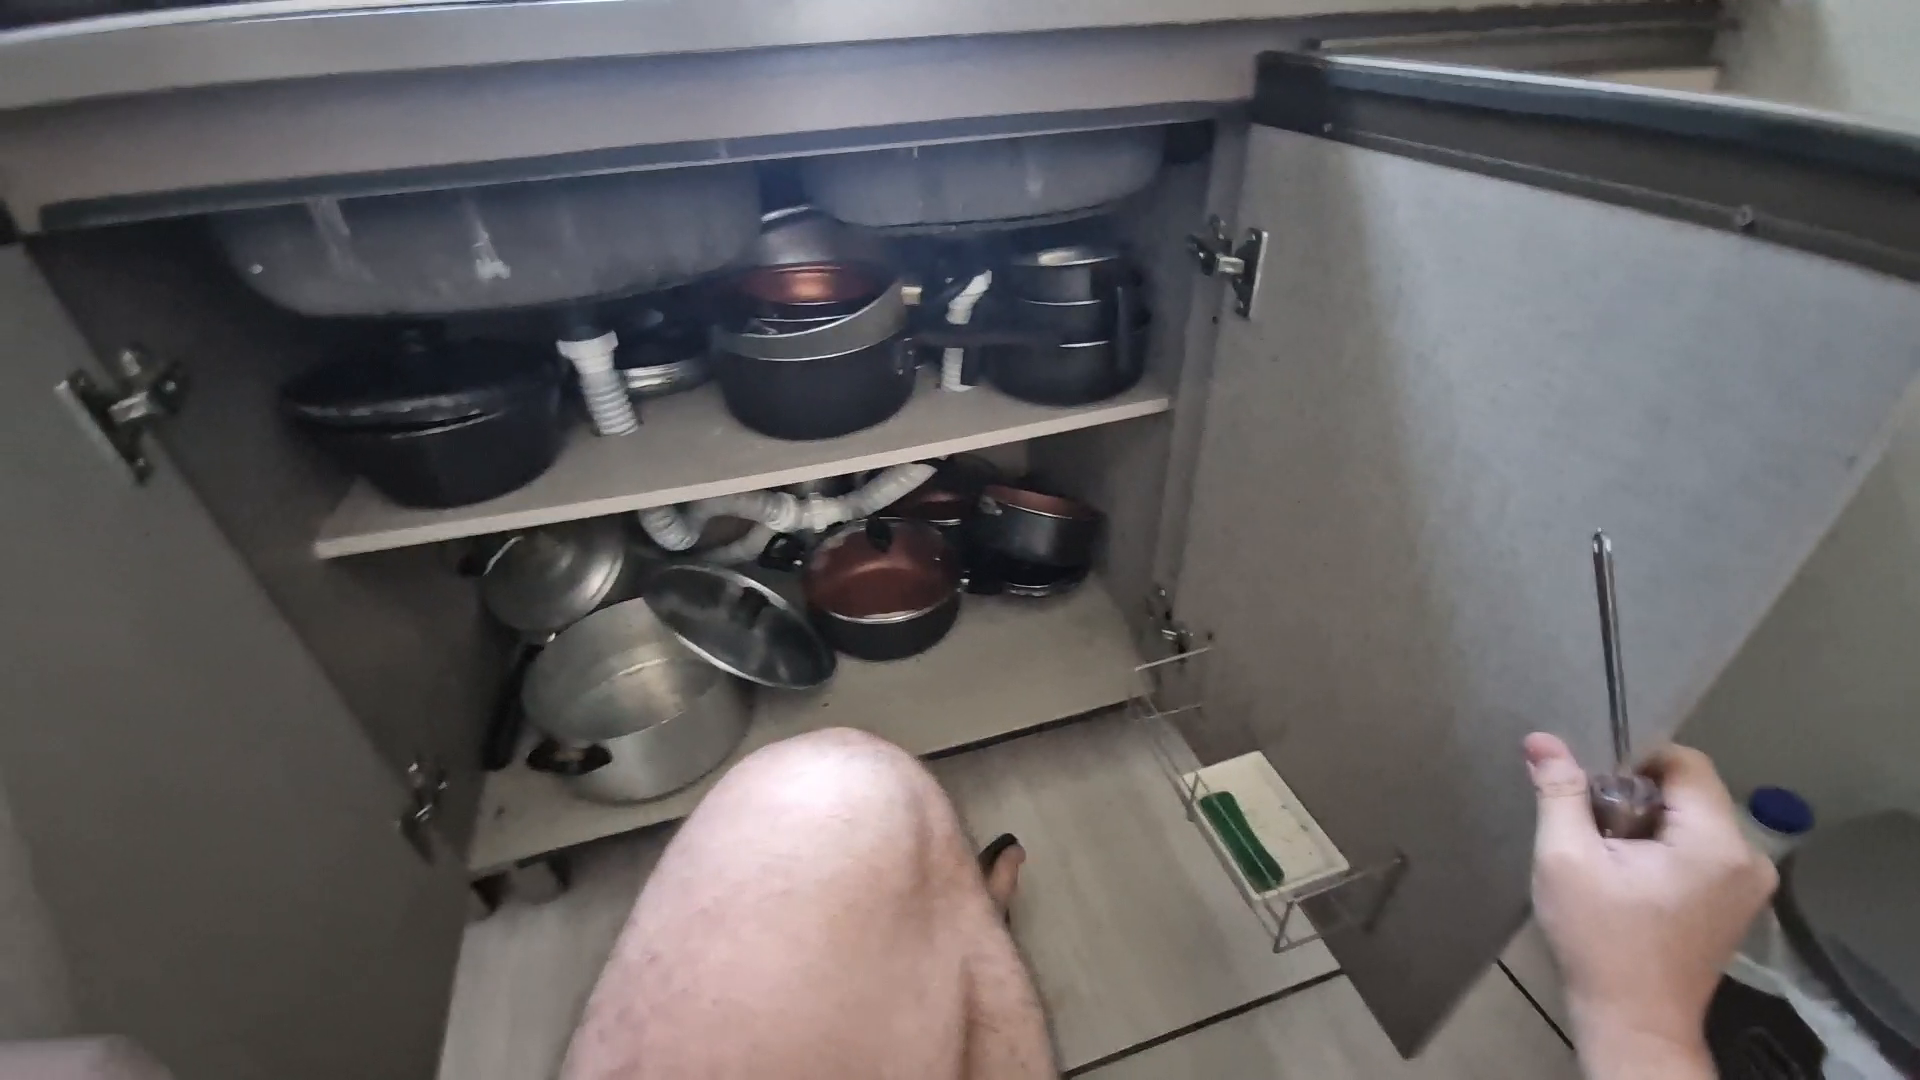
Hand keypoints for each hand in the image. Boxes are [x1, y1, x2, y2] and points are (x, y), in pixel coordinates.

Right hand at [1525, 733, 1776, 1079]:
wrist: (1631, 1017)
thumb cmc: (1598, 934)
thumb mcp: (1565, 856)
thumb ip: (1559, 792)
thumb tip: (1542, 739)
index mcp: (1717, 844)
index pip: (1685, 763)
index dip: (1631, 758)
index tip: (1586, 781)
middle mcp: (1748, 859)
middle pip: (1685, 791)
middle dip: (1629, 792)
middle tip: (1582, 818)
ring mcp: (1745, 885)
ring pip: (1686, 818)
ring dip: (1638, 819)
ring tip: (1596, 846)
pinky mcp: (1731, 902)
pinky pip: (1693, 846)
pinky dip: (1653, 843)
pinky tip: (1617, 869)